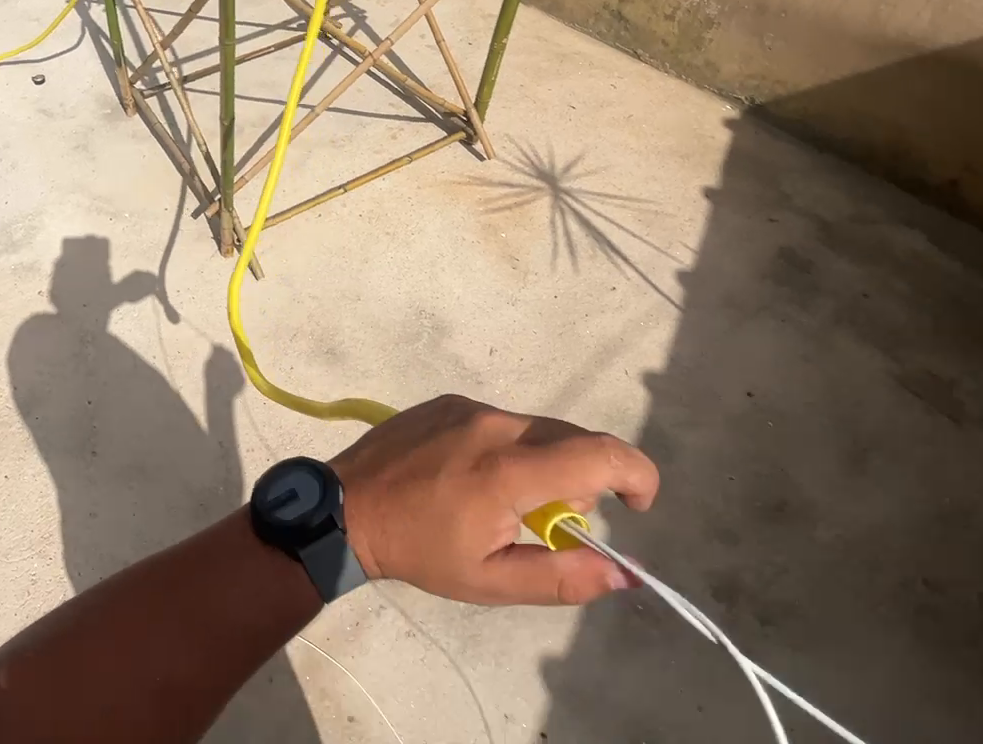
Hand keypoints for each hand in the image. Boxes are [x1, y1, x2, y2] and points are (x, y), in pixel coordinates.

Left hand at [330, 395, 657, 605]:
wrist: (345, 506)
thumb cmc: (417, 548)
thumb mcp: (490, 580)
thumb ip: (563, 577)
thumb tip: (622, 571)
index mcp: (508, 469)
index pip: (600, 453)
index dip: (637, 475)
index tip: (637, 506)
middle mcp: (493, 424)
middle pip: (573, 438)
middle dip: (587, 477)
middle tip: (552, 519)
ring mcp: (465, 406)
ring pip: (536, 428)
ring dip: (544, 462)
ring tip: (505, 500)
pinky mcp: (445, 401)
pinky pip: (499, 420)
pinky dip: (509, 446)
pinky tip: (473, 476)